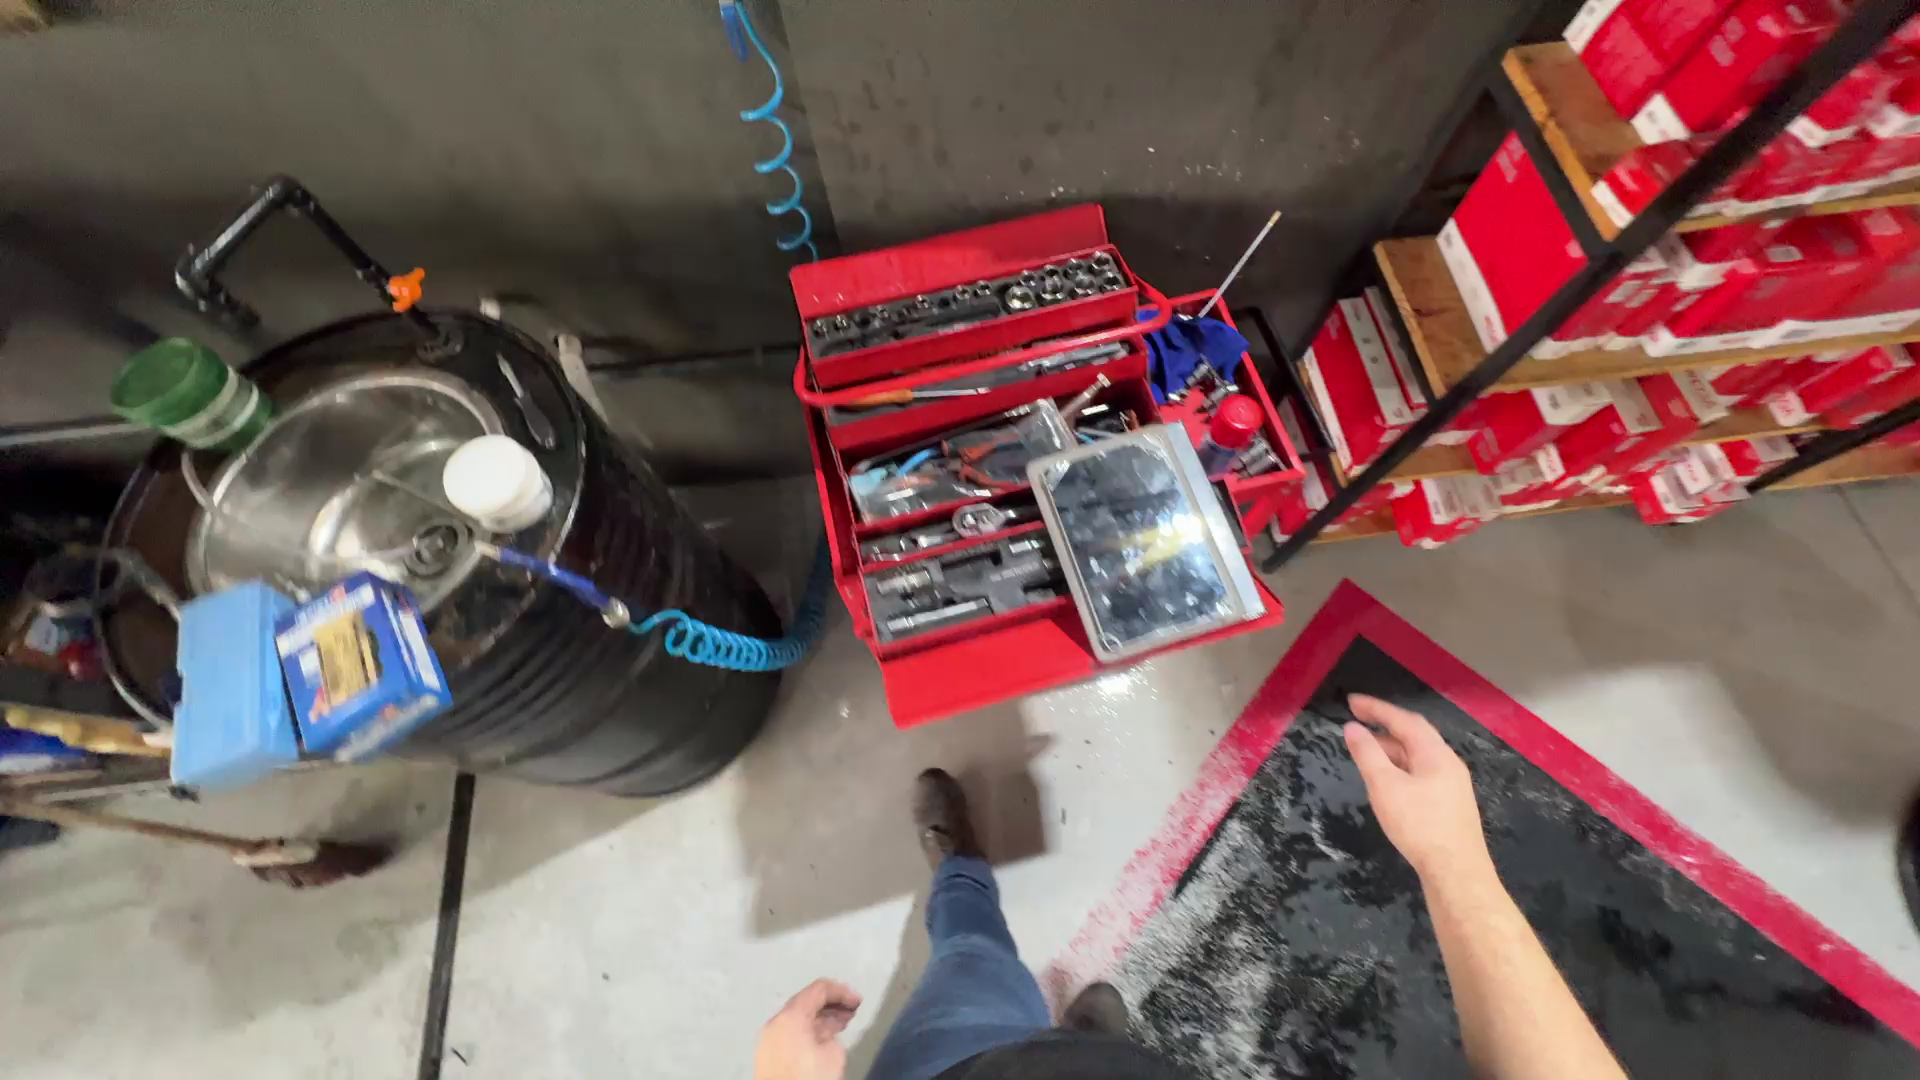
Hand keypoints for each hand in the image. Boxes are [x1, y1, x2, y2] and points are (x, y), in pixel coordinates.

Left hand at [754, 979, 862, 1079]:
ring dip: (822, 1019)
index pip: (819, 989)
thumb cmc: (809, 1079)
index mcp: (791, 1015)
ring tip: (844, 1024)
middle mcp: (776, 1022)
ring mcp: (770, 1040)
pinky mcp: (769, 1057)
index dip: (842, 992)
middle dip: (832, 1004)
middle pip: (807, 1001)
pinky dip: (810, 1032)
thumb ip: (833, 1033)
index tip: (859, 1002)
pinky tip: (826, 1040)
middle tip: (853, 1011)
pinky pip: (793, 1034)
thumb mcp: (834, 1055)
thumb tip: (826, 1034)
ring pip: (799, 1020)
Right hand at [1342, 694, 1490, 881]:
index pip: (1404, 720)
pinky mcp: (1449, 803)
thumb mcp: (1385, 786)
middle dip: (1385, 722)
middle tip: (1357, 716)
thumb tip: (1352, 727)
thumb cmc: (1419, 825)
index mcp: (1436, 755)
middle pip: (1415, 733)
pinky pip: (1420, 769)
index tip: (1351, 701)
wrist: (1456, 873)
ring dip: (1391, 744)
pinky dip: (1399, 762)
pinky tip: (1386, 776)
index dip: (1376, 708)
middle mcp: (1448, 764)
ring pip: (1417, 754)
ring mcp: (1451, 784)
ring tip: (1364, 746)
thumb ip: (1367, 753)